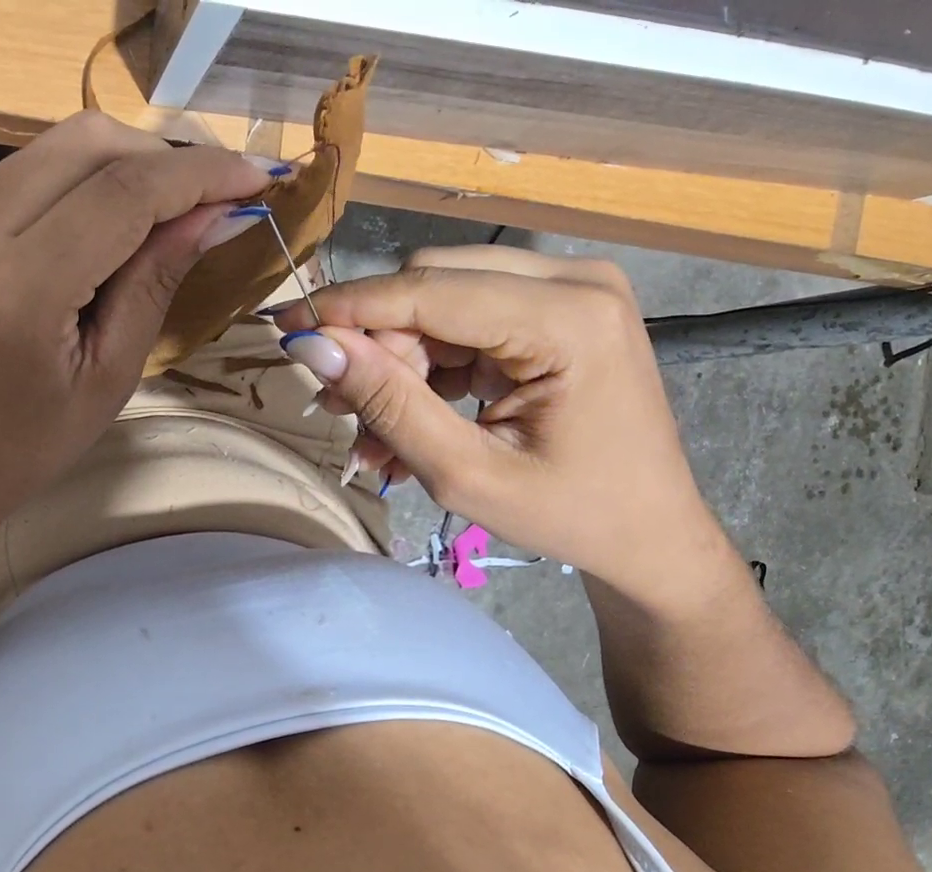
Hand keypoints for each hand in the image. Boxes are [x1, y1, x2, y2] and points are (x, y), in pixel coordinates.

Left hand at [0, 112, 281, 565]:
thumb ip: (154, 284)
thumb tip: (212, 214)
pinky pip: (22, 172)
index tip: (255, 178)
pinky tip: (109, 218)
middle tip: (211, 196)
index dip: (199, 173)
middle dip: (163, 155)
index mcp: (21, 292)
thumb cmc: (25, 450)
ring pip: (52, 146)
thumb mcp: (107, 379)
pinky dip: (77, 178)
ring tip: (169, 207)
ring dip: (121, 160)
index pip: (123, 192)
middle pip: (87, 143)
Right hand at [272, 245, 737, 610]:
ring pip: (440, 300)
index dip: (348, 308)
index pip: (428, 289)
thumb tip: (312, 347)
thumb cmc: (568, 514)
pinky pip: (463, 322)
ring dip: (394, 364)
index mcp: (569, 318)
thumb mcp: (464, 472)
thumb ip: (388, 403)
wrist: (648, 531)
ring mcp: (569, 290)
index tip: (284, 328)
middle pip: (431, 283)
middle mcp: (574, 280)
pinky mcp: (556, 310)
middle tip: (342, 411)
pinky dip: (425, 371)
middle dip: (376, 345)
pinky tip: (402, 426)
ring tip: (369, 437)